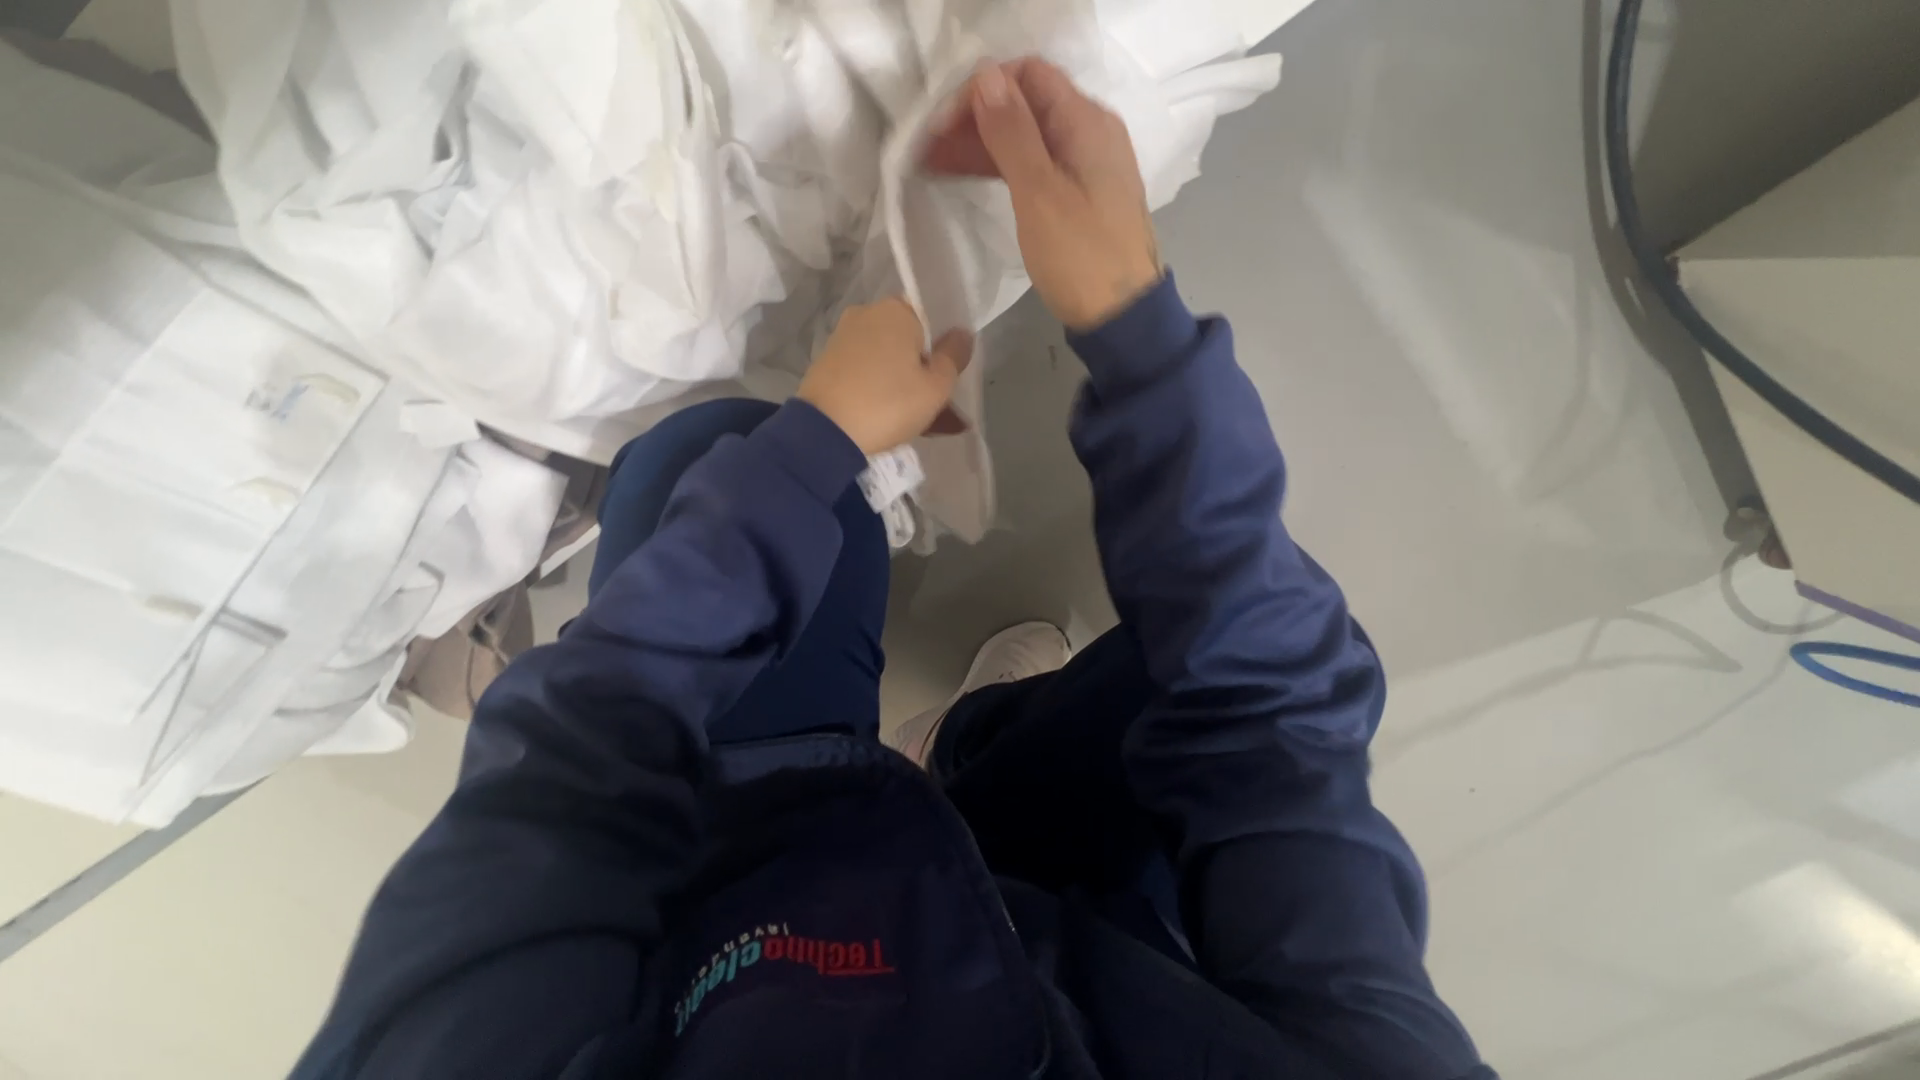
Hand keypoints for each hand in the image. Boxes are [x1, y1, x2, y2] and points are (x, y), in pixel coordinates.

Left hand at [799, 298, 973, 454]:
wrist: (824, 432)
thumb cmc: (888, 404)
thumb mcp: (935, 387)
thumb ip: (953, 357)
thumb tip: (962, 334)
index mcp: (896, 311)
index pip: (930, 321)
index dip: (943, 349)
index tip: (948, 378)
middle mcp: (867, 315)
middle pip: (907, 343)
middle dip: (925, 373)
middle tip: (941, 409)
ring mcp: (843, 339)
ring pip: (887, 362)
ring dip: (906, 388)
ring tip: (924, 426)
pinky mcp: (827, 363)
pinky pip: (866, 374)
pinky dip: (881, 392)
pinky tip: (894, 422)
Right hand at [924, 58, 1162, 331]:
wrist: (1122, 318)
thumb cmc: (1081, 257)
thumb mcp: (1039, 193)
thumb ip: (1011, 133)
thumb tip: (986, 77)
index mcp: (1086, 122)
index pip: (1027, 75)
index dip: (981, 90)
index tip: (942, 124)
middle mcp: (1091, 133)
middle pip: (1025, 105)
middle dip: (974, 119)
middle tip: (927, 148)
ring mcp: (1087, 166)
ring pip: (1027, 138)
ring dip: (981, 145)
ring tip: (934, 164)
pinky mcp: (1080, 196)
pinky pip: (1036, 166)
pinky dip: (1002, 168)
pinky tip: (968, 178)